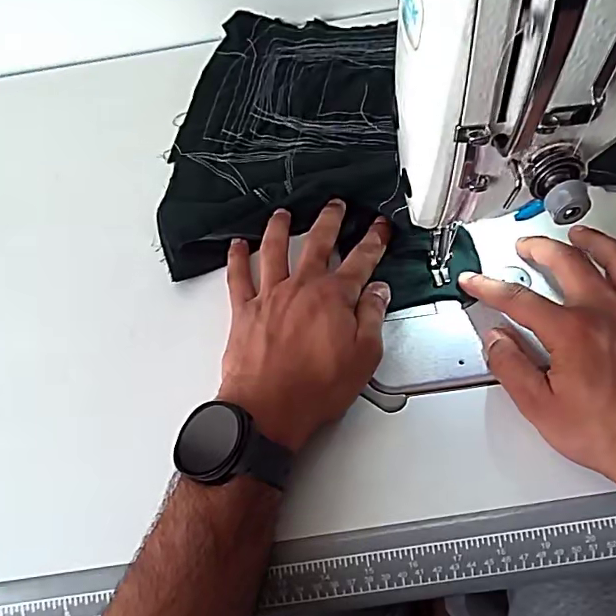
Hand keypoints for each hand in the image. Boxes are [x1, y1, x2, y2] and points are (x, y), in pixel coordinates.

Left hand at [217, 201, 391, 449]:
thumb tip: (378, 293)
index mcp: (333, 298)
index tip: (378, 228)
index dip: (373, 241)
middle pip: (317, 244)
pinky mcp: (243, 312)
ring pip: (274, 250)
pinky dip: (237, 258)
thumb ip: (372, 319)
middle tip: (335, 207)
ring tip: (284, 214)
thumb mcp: (362, 358)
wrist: (267, 409)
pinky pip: (238, 276)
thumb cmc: (312, 389)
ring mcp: (269, 297)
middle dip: (329, 221)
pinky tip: (237, 246)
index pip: (360, 260)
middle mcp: (300, 289)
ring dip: (280, 228)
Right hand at [459, 226, 615, 504]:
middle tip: (525, 246)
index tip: (475, 281)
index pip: (519, 299)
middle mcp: (610, 314)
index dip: (489, 287)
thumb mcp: (540, 407)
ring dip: (594, 241)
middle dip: (540, 249)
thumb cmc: (609, 434)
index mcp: (572, 333)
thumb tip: (496, 341)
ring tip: (579, 234)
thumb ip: (511, 367)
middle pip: (569, 263)